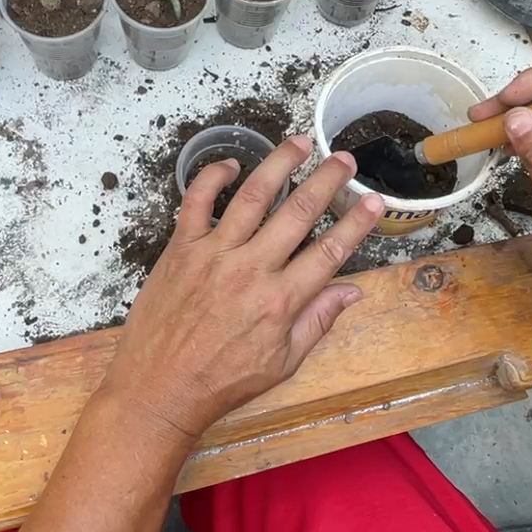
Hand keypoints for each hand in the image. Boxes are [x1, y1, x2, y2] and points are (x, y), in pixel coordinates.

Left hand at [99, 137, 385, 449]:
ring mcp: (213, 254)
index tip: (373, 200)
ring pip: (253, 196)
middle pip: (298, 213)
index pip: (329, 252)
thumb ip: (317, 322)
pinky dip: (212, 177)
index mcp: (280, 301)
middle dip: (327, 181)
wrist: (158, 389)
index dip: (356, 224)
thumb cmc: (222, 382)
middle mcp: (251, 269)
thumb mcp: (281, 363)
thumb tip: (352, 292)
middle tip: (344, 158)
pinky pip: (197, 201)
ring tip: (300, 142)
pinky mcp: (180, 248)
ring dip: (279, 164)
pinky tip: (231, 164)